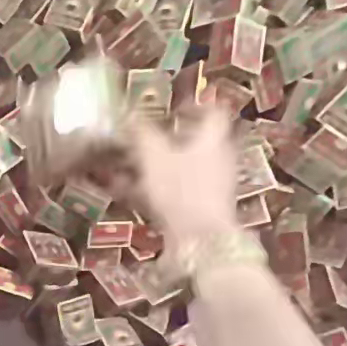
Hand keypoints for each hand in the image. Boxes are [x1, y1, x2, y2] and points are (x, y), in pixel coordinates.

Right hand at [130, 106, 238, 241]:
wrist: (201, 239)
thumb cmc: (180, 190)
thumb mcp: (154, 156)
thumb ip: (142, 134)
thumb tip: (131, 116)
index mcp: (212, 138)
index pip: (212, 112)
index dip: (194, 106)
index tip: (175, 109)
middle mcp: (218, 158)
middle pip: (195, 142)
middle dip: (167, 142)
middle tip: (143, 142)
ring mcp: (213, 186)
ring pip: (182, 168)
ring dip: (157, 167)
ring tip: (128, 171)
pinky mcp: (203, 209)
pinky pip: (177, 191)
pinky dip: (156, 190)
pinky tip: (131, 196)